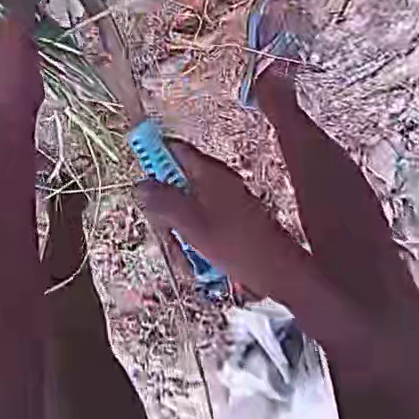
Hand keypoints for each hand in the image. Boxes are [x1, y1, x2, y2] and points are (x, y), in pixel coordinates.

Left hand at [0, 0, 43, 120]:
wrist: (16, 107)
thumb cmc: (8, 69)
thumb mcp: (14, 28)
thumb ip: (18, 2)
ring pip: (5, 19)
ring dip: (22, 13)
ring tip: (38, 8)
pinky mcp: (3, 55)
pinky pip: (14, 33)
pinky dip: (26, 27)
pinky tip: (40, 23)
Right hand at [135, 140, 309, 297]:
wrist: (279, 270)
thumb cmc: (235, 245)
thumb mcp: (190, 224)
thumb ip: (163, 201)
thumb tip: (139, 185)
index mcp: (208, 171)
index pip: (174, 148)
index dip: (153, 154)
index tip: (140, 173)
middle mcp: (218, 178)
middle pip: (178, 177)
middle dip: (164, 199)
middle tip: (162, 223)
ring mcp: (227, 197)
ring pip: (188, 201)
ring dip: (178, 221)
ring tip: (182, 245)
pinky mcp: (233, 217)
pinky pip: (203, 216)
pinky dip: (194, 231)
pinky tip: (198, 252)